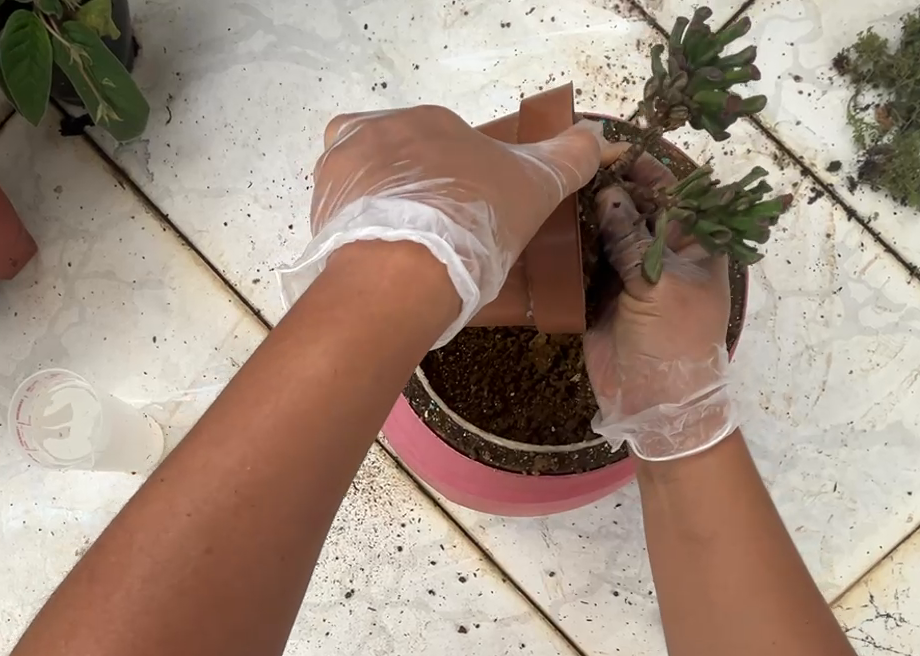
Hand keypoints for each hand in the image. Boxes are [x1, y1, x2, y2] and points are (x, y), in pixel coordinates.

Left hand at [280, 105, 601, 344]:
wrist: (406, 267)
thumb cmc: (474, 223)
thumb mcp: (533, 190)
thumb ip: (567, 161)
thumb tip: (600, 137)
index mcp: (432, 123)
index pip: (442, 147)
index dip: (455, 186)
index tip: (462, 222)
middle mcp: (380, 131)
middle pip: (397, 161)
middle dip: (411, 195)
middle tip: (428, 240)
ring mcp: (342, 167)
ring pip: (360, 183)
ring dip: (376, 210)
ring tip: (396, 254)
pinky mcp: (319, 205)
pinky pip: (337, 214)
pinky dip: (353, 234)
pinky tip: (372, 261)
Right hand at [584, 151, 736, 460]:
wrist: (654, 403)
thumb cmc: (676, 341)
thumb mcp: (660, 284)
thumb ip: (631, 239)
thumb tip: (608, 194)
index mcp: (695, 245)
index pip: (676, 194)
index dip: (650, 170)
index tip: (616, 149)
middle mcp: (662, 254)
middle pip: (637, 210)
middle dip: (612, 189)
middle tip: (577, 166)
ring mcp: (629, 277)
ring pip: (607, 235)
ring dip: (587, 218)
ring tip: (559, 189)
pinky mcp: (600, 298)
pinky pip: (585, 266)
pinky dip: (571, 251)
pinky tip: (551, 228)